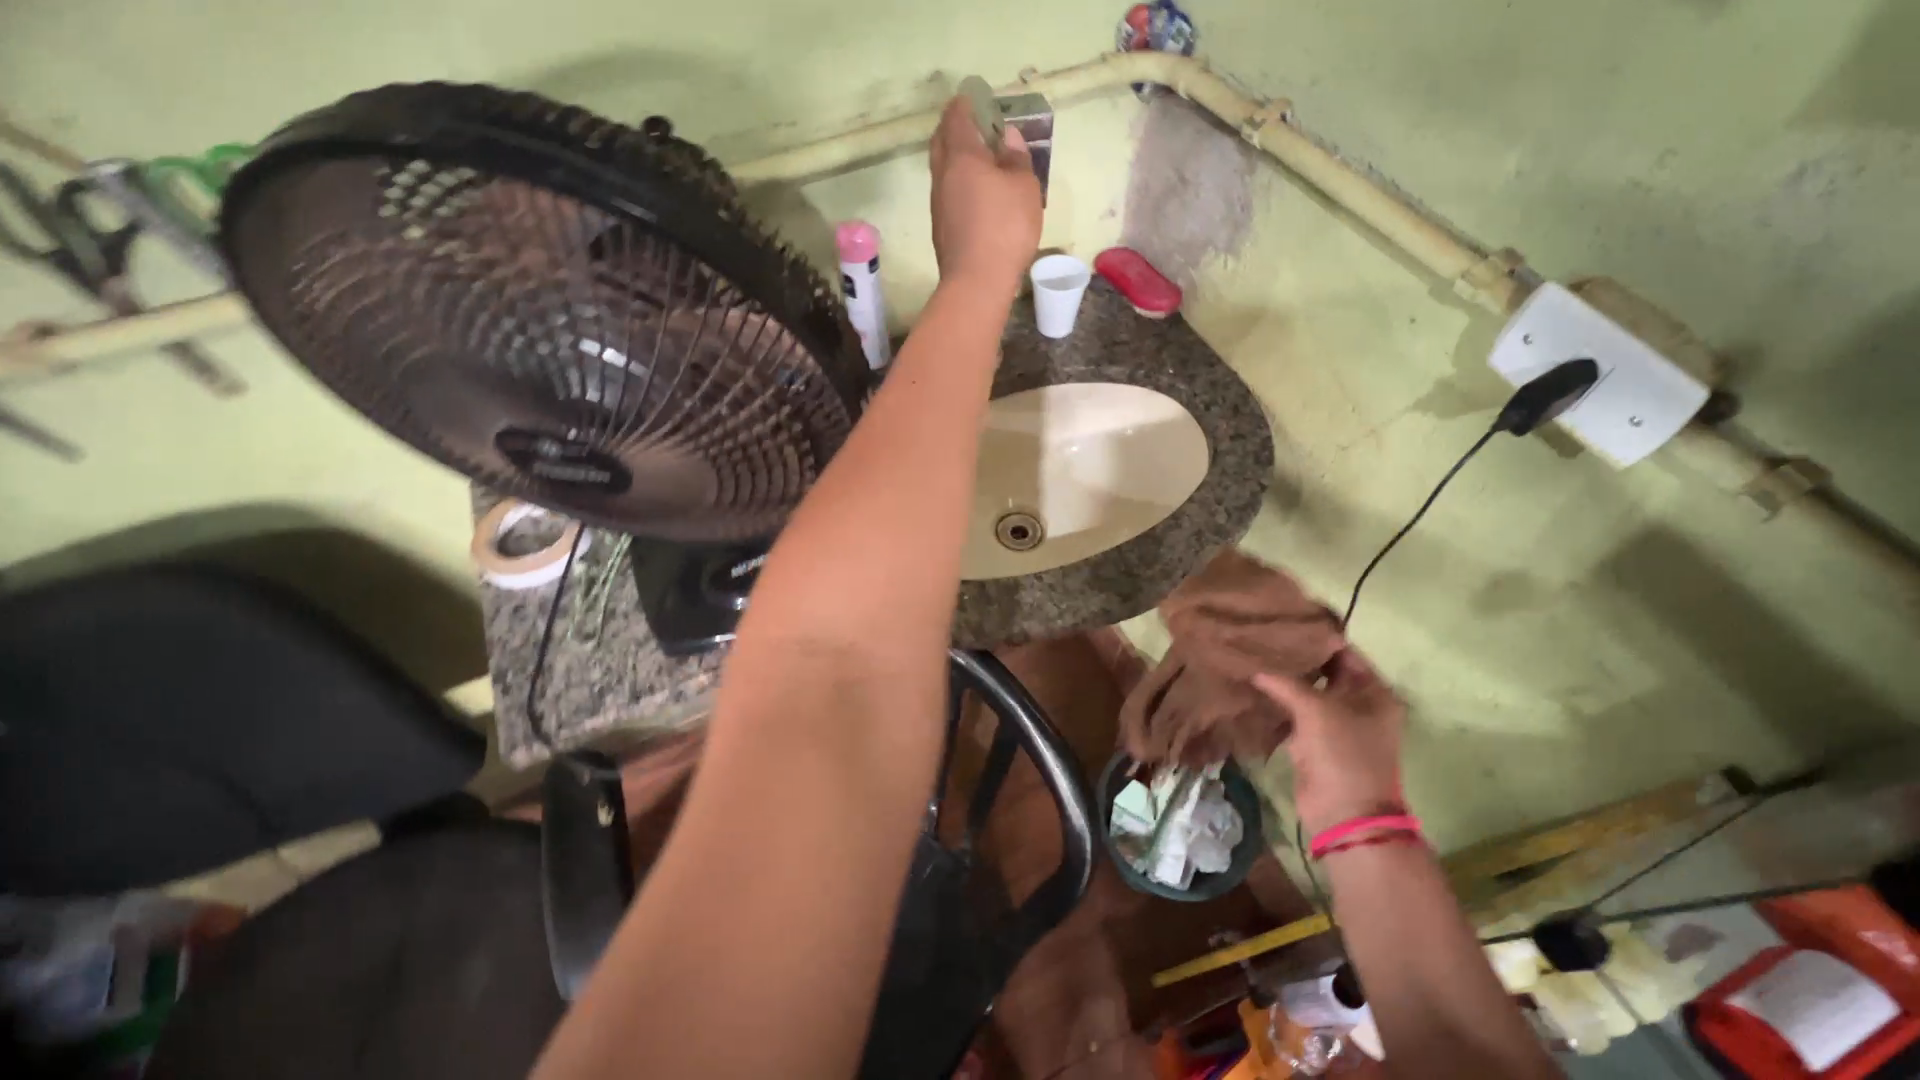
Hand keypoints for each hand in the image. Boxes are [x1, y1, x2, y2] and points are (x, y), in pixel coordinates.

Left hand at [929, 94, 1042, 294]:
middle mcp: (942, 174)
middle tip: (973, 123)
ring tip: (978, 157)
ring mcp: (937, 202)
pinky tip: (975, 190)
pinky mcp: (941, 225)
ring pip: (943, 167)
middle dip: (954, 127)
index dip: (964, 104)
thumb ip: (1016, 157)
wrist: (977, 281)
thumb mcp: (1024, 187)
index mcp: (961, 155)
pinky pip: (947, 190)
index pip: (956, 118)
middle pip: (942, 140)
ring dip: (956, 156)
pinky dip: (958, 180)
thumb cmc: (1005, 227)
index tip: (974, 97)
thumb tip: (1007, 137)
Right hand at [1253, 649, 1406, 836]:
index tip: (1286, 621)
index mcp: (1374, 692)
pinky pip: (1293, 715)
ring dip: (1283, 680)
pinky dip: (1277, 703)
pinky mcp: (1314, 742)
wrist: (1344, 812)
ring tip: (1252, 656)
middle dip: (1296, 658)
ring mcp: (1335, 724)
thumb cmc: (1343, 753)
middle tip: (1262, 636)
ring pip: (1307, 693)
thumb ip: (1285, 682)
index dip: (1318, 638)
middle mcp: (1358, 704)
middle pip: (1325, 672)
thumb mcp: (1317, 710)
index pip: (1345, 653)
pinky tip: (1252, 686)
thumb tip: (1253, 665)